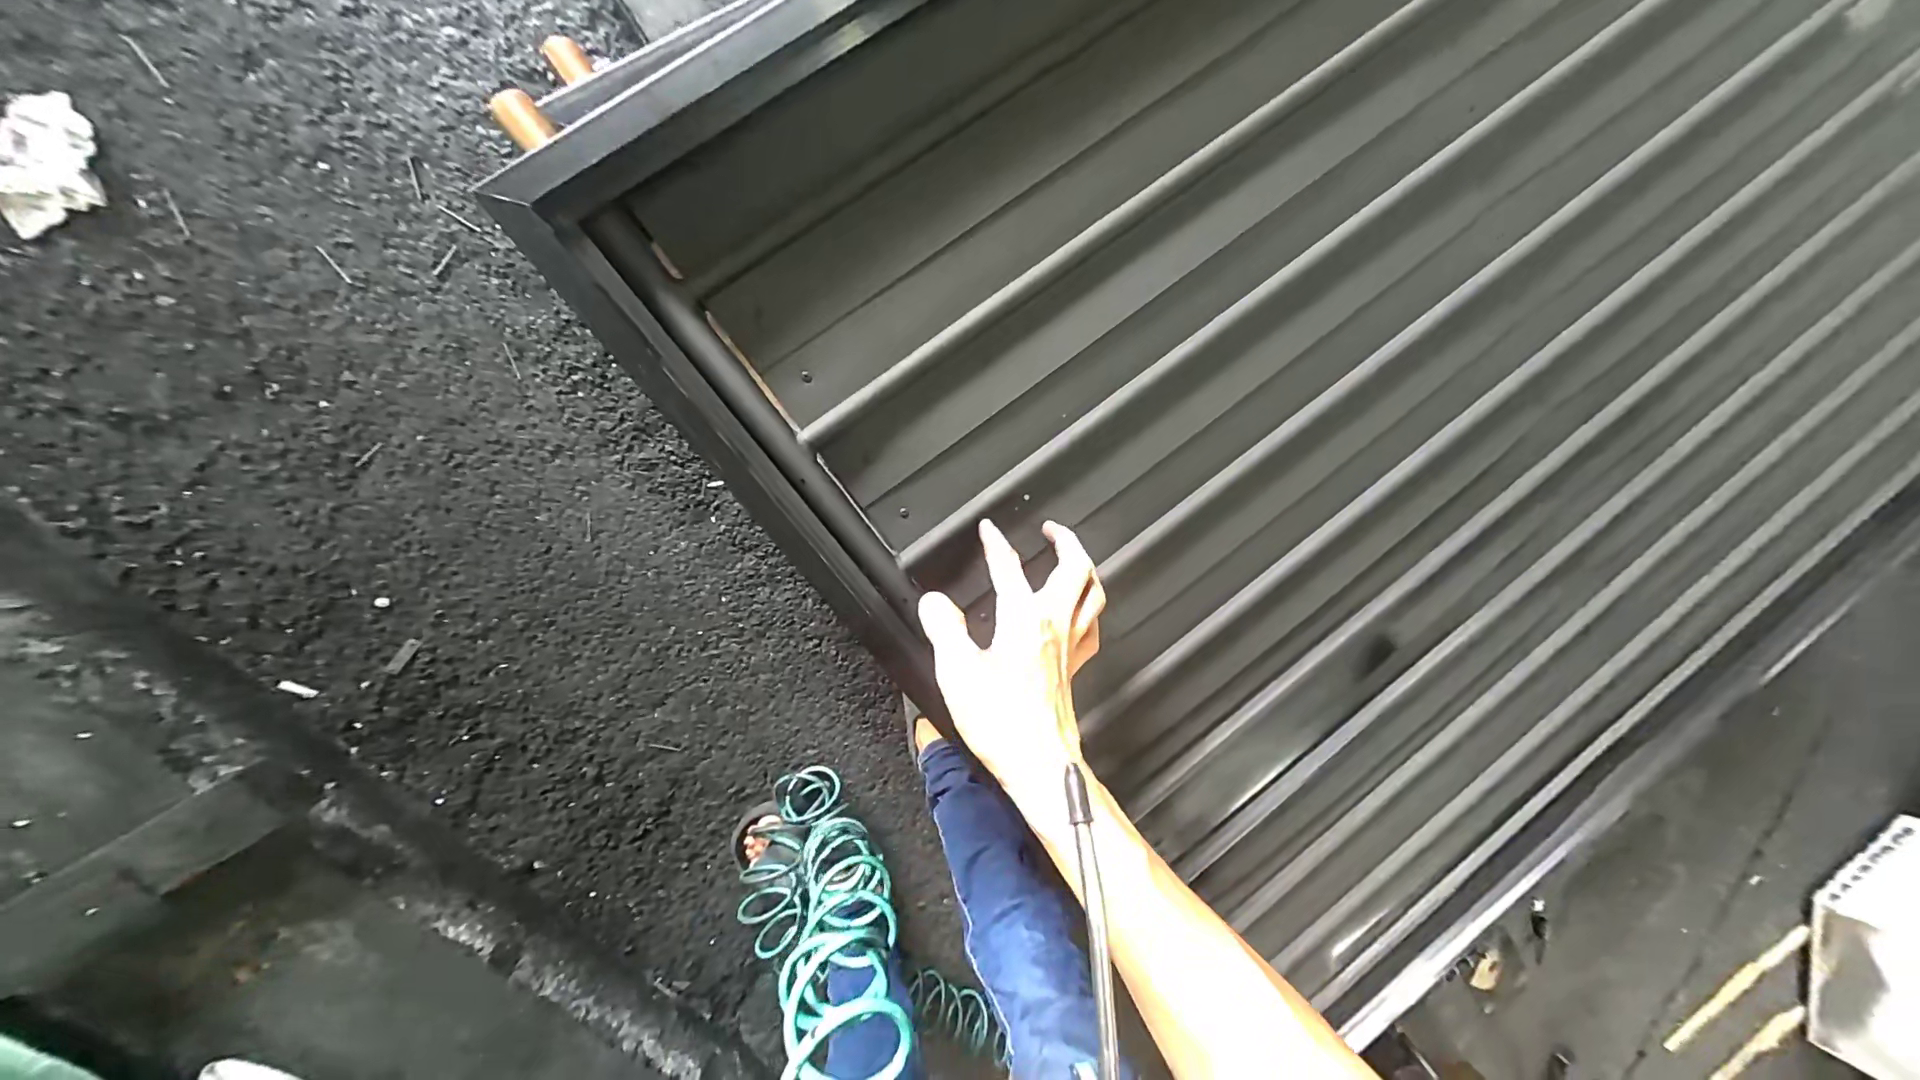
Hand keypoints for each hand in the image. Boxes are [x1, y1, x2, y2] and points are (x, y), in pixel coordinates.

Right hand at [917, 519, 1105, 803]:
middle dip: (1063, 540)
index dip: (996, 543)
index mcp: (1023, 620)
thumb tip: (934, 602)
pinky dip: (1089, 609)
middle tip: (1049, 528)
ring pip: (1092, 593)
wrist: (1040, 763)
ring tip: (1074, 557)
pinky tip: (1080, 613)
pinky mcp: (1074, 668)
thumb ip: (943, 628)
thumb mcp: (958, 672)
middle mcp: (1053, 626)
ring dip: (1084, 567)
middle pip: (1074, 568)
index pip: (1009, 567)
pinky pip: (1091, 628)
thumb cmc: (1005, 724)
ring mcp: (1069, 646)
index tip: (989, 530)